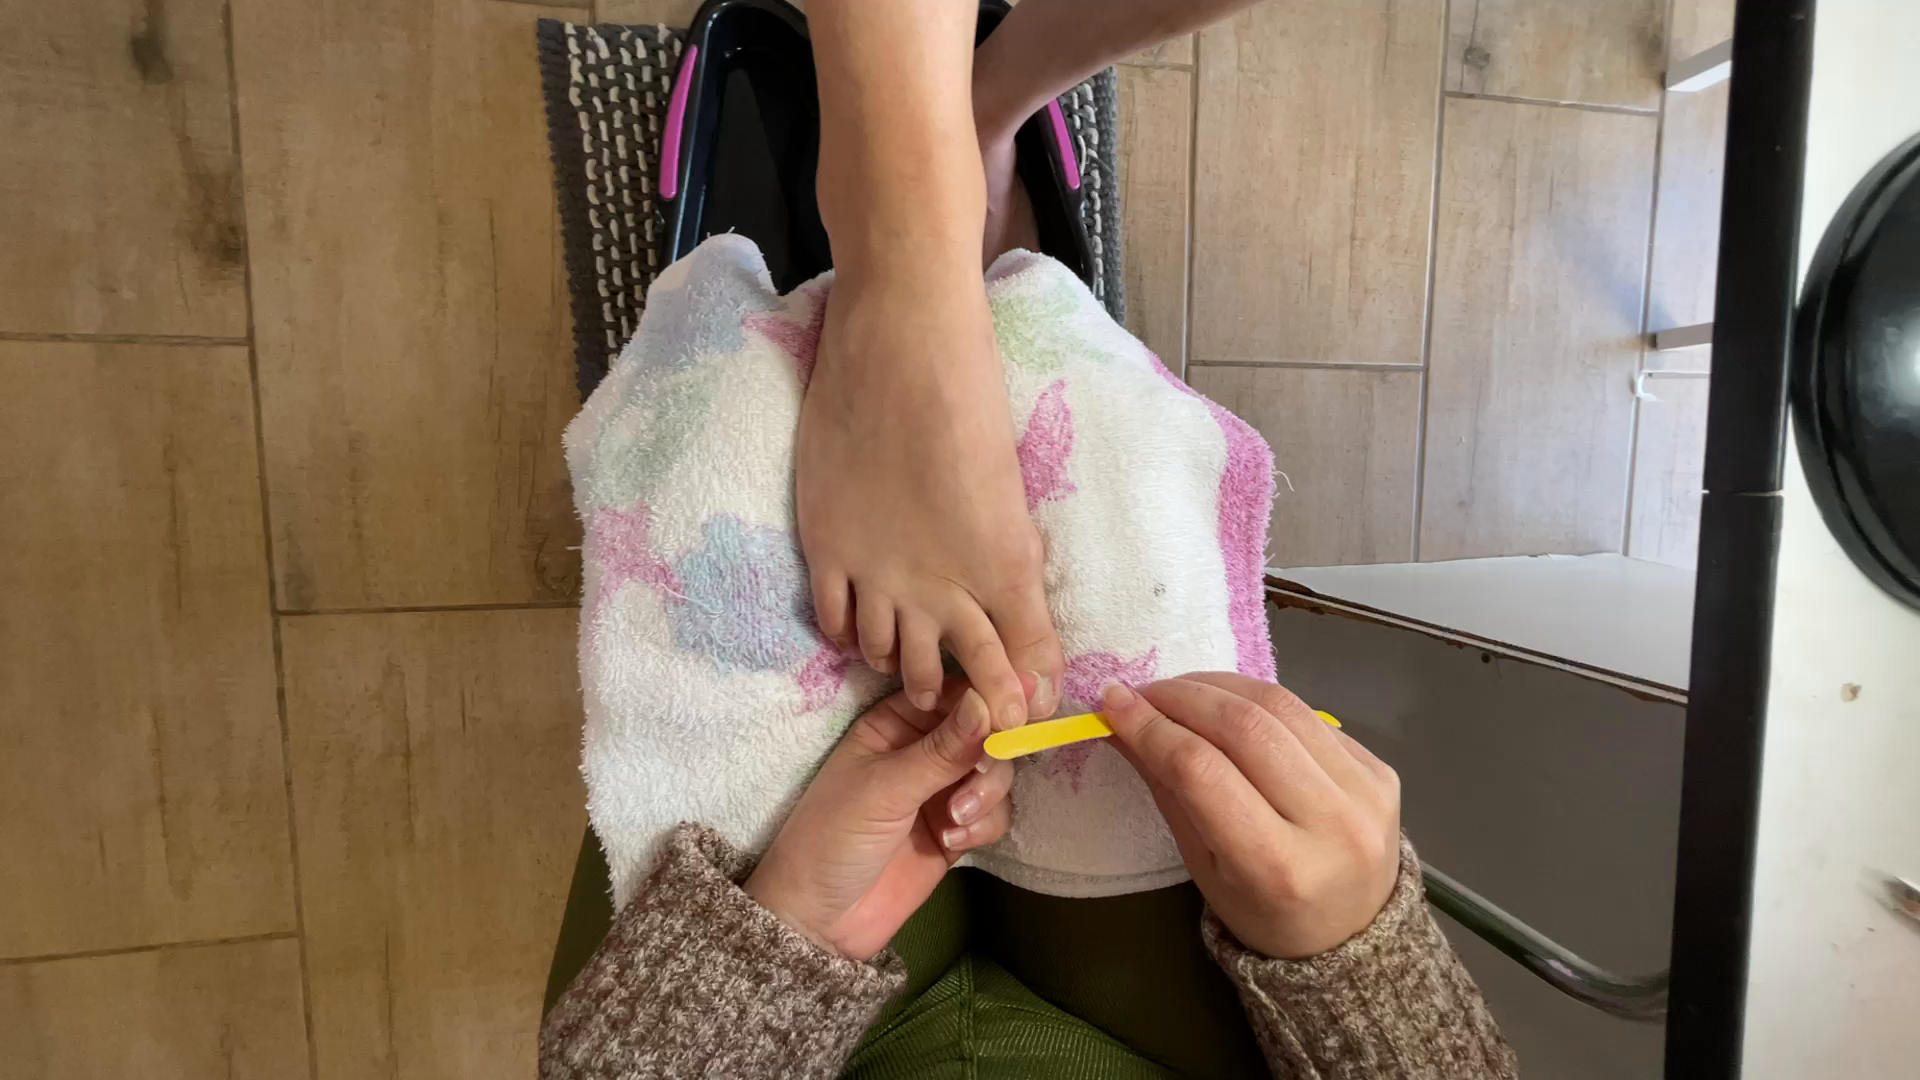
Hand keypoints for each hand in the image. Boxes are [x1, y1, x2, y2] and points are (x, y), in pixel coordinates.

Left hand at [744, 683, 1013, 960]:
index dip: (985, 701)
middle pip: (984, 732)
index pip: (954, 693)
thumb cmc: (834, 836)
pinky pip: (994, 812)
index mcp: (896, 721)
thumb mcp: (885, 788)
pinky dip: (984, 824)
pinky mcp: (956, 828)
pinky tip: (954, 841)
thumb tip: (985, 700)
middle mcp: (924, 748)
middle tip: (973, 785)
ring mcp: (942, 789)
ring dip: (986, 794)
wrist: (819, 922)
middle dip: (988, 758)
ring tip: (955, 820)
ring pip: (995, 772)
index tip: (1008, 716)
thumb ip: (941, 750)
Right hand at [797, 265, 1063, 732]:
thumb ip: (1004, 551)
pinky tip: (857, 629)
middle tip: (972, 713)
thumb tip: (1002, 585)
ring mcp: (880, 574)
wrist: (901, 349)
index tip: (1026, 708)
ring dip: (907, 672)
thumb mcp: (1007, 486)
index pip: (1028, 658)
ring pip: (893, 659)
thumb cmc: (971, 398)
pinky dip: (850, 636)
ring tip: (912, 674)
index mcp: (1005, 567)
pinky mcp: (829, 551)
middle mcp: (944, 587)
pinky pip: (837, 625)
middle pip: (966, 676)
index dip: (1029, 694)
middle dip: (975, 707)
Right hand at [1101, 672, 1401, 959]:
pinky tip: (1230, 706)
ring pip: (1278, 704)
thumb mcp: (1199, 860)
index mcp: (1277, 867)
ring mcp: (1365, 792)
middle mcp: (1331, 825)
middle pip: (1243, 727)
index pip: (1202, 771)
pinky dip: (1256, 699)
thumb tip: (1118, 716)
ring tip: (1181, 689)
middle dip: (1181, 697)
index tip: (1113, 701)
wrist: (1352, 934)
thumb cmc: (1259, 907)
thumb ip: (1163, 782)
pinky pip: (1306, 712)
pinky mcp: (1381, 769)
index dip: (1151, 727)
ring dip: (1216, 685)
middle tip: (1144, 691)